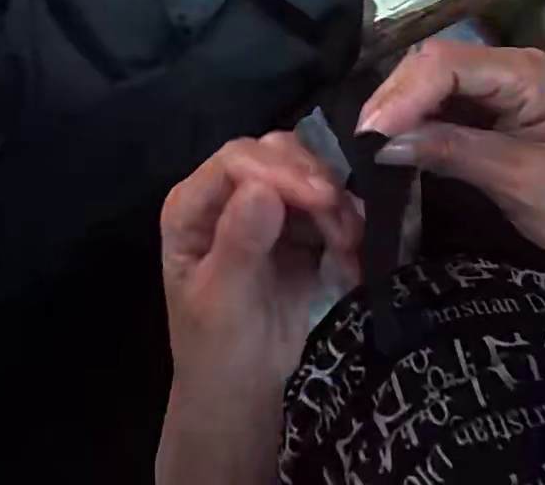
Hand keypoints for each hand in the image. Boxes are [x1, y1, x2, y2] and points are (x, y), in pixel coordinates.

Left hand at [157, 132, 361, 484]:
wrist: (245, 389)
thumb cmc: (217, 349)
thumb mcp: (222, 302)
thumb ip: (240, 243)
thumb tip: (264, 189)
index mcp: (192, 205)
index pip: (234, 162)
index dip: (278, 171)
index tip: (321, 198)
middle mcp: (225, 193)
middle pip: (273, 154)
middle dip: (313, 180)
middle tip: (344, 221)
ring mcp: (261, 203)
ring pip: (304, 170)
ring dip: (335, 202)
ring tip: (350, 245)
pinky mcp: (293, 222)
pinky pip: (324, 202)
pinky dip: (344, 220)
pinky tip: (352, 253)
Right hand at [358, 39, 544, 276]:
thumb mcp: (515, 179)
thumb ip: (450, 151)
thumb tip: (384, 145)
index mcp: (525, 72)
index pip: (447, 65)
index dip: (404, 93)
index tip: (370, 131)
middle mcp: (506, 64)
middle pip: (432, 63)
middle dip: (394, 97)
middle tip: (362, 137)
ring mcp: (493, 82)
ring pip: (427, 78)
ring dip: (397, 106)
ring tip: (369, 138)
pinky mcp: (482, 103)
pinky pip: (435, 99)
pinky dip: (410, 117)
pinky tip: (392, 136)